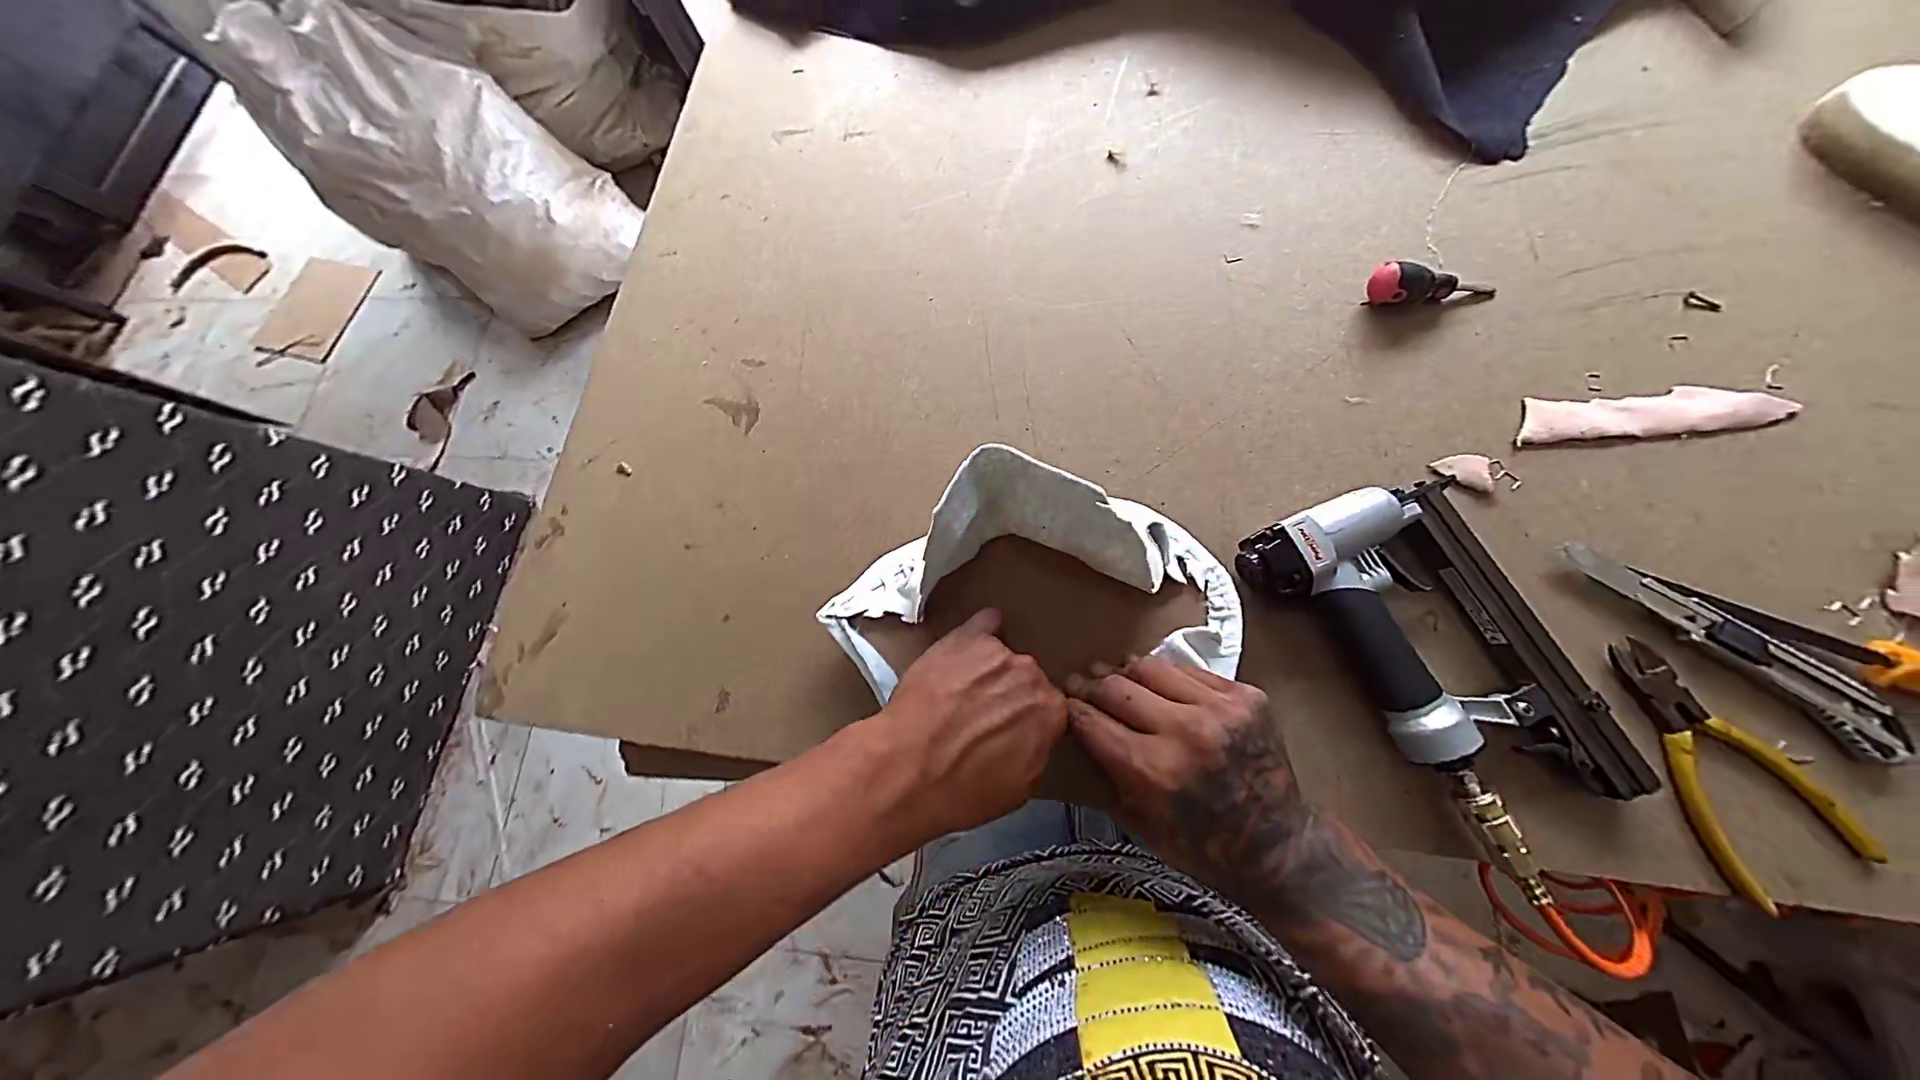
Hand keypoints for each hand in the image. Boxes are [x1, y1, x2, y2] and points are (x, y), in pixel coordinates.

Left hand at [867, 609, 1068, 841]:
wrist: (906, 769)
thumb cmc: (960, 789)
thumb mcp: (1018, 791)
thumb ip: (1037, 754)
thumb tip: (1032, 741)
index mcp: (1050, 712)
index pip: (1051, 708)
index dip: (1030, 720)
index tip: (1014, 729)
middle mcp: (1030, 675)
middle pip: (1027, 679)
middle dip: (1010, 694)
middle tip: (982, 716)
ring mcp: (996, 652)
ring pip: (1001, 657)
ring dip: (989, 670)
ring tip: (960, 693)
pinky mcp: (963, 639)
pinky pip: (982, 624)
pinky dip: (982, 628)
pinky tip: (978, 633)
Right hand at [1065, 655, 1307, 891]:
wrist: (1279, 847)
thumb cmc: (1201, 846)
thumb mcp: (1138, 822)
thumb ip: (1106, 772)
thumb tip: (1078, 728)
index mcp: (1153, 770)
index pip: (1091, 720)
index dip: (1070, 708)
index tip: (1062, 700)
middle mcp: (1185, 732)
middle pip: (1115, 687)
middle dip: (1090, 684)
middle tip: (1080, 682)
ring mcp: (1220, 710)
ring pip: (1149, 667)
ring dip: (1125, 672)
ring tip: (1115, 675)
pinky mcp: (1246, 697)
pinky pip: (1188, 671)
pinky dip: (1166, 677)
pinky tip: (1157, 685)